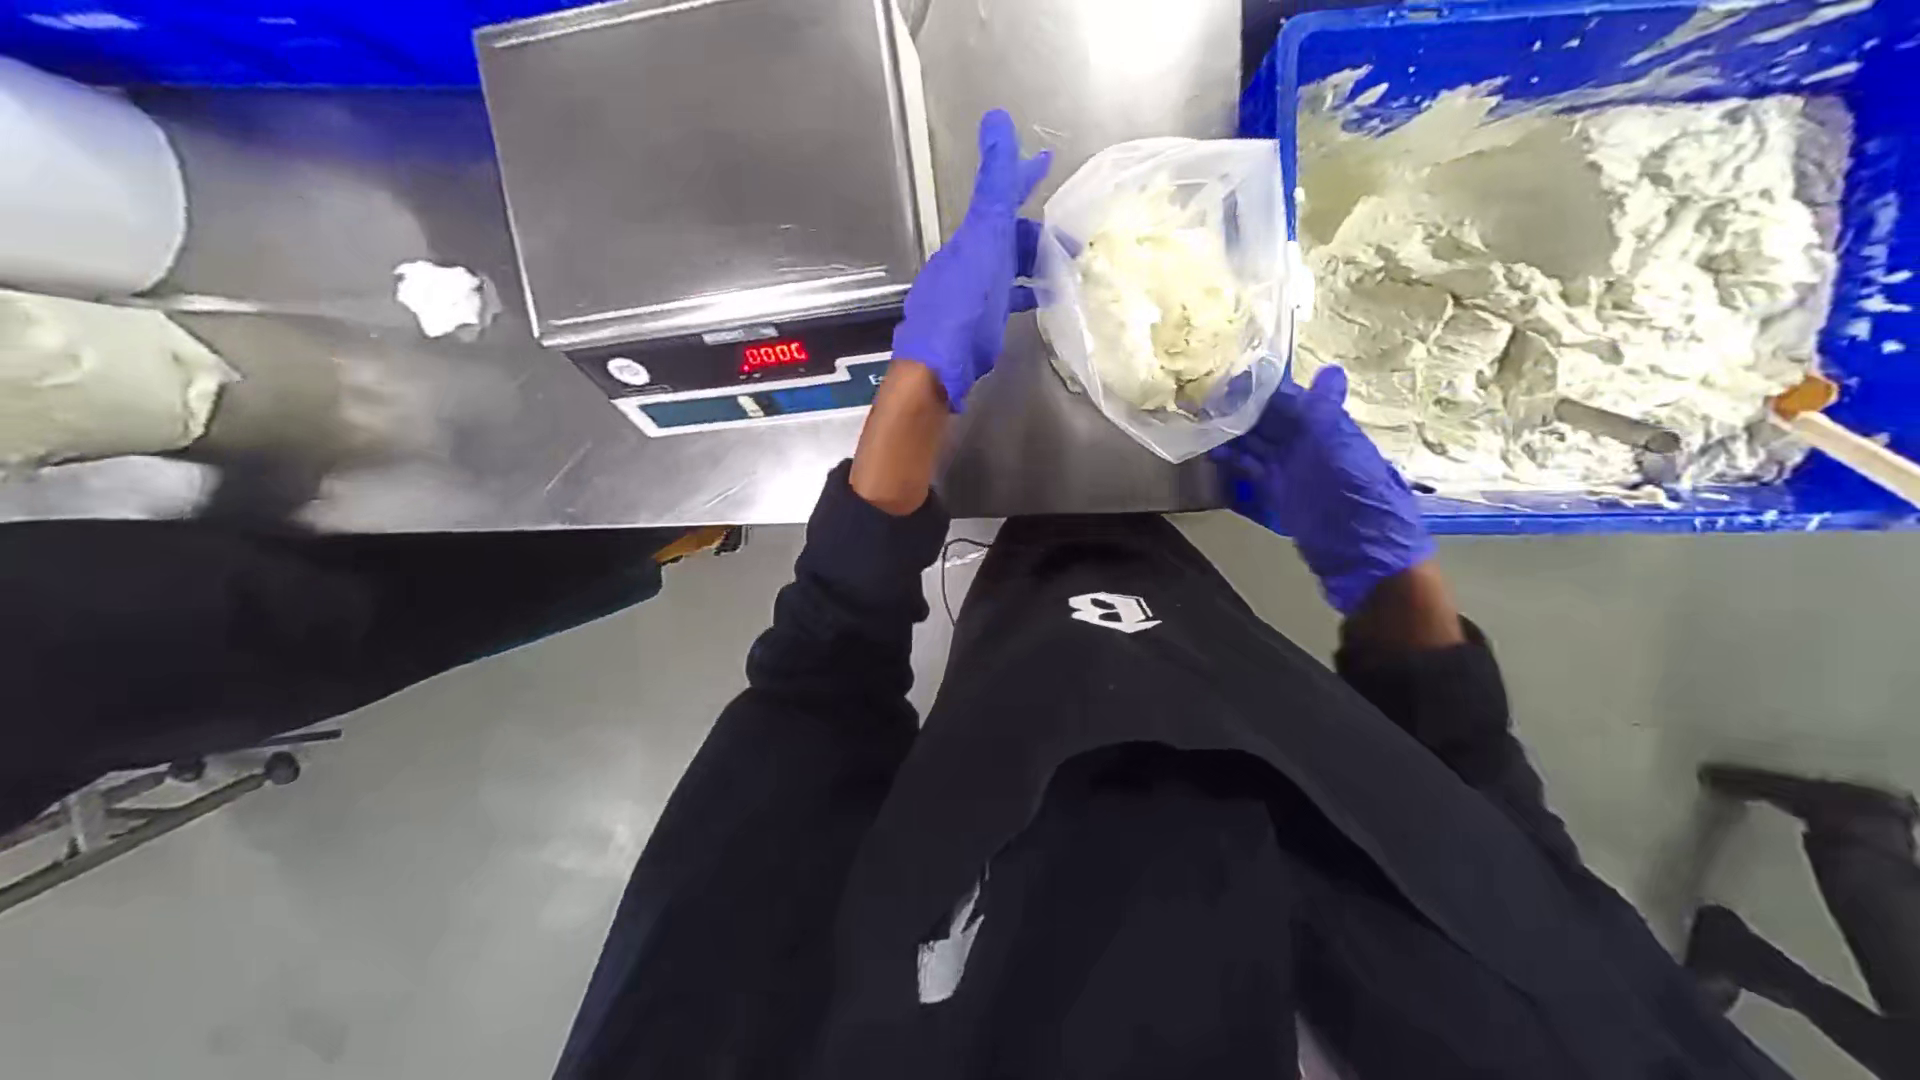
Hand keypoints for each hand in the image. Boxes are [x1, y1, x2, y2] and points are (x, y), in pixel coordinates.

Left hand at [891, 109, 1050, 410]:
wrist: (940, 365)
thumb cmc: (965, 303)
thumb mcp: (984, 239)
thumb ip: (994, 187)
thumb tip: (996, 119)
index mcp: (972, 238)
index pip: (1001, 197)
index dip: (1023, 176)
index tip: (1047, 160)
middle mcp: (970, 260)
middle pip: (1008, 236)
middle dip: (1037, 231)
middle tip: (1071, 239)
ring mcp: (973, 293)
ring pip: (1010, 267)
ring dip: (1035, 262)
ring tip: (1065, 268)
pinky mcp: (979, 323)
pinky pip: (1008, 298)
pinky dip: (1026, 292)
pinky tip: (1042, 299)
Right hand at [1211, 366, 1435, 614]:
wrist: (1361, 552)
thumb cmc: (1356, 496)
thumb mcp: (1340, 449)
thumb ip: (1326, 413)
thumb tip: (1329, 370)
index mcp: (1325, 427)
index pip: (1289, 399)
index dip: (1262, 387)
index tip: (1230, 375)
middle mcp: (1306, 443)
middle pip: (1268, 419)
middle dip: (1240, 407)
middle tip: (1204, 397)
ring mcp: (1290, 468)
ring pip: (1256, 442)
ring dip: (1232, 432)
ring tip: (1201, 421)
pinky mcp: (1276, 490)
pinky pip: (1251, 468)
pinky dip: (1232, 460)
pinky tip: (1210, 452)